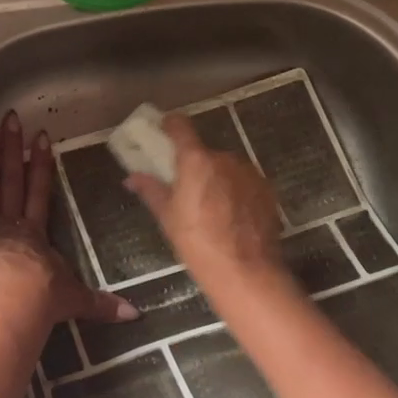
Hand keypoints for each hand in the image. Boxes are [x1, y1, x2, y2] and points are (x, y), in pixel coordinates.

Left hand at [0, 111, 136, 326]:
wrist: (14, 305)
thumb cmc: (45, 299)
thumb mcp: (76, 300)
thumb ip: (102, 303)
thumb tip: (136, 314)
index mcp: (36, 232)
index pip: (39, 190)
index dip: (42, 163)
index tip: (42, 137)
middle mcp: (11, 221)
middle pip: (12, 178)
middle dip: (13, 147)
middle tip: (10, 118)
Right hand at [124, 114, 286, 286]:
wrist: (246, 272)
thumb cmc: (198, 243)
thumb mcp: (168, 217)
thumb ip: (151, 190)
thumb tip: (131, 177)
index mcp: (196, 160)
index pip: (180, 126)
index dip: (170, 125)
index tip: (163, 131)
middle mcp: (224, 158)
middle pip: (204, 152)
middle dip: (195, 164)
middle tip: (186, 187)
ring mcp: (249, 172)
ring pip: (226, 167)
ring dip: (217, 177)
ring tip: (211, 207)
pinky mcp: (267, 189)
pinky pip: (244, 181)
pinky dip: (236, 190)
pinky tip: (232, 216)